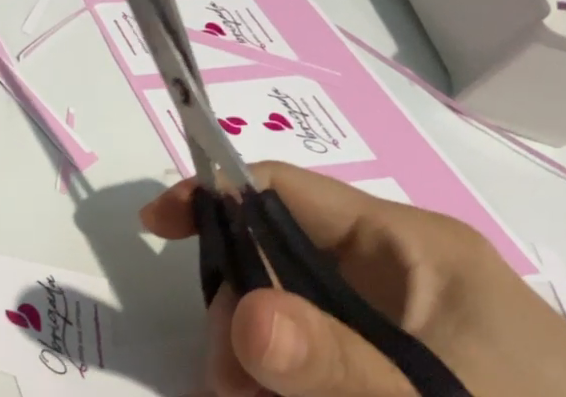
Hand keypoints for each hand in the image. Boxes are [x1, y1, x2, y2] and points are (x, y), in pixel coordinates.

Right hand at [140, 163, 565, 396]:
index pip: (280, 188)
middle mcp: (400, 269)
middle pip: (276, 260)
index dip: (212, 198)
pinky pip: (326, 354)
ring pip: (294, 315)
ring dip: (262, 359)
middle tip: (229, 385)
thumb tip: (240, 315)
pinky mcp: (408, 364)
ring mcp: (405, 320)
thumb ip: (339, 364)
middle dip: (239, 313)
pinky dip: (296, 378)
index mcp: (408, 244)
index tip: (157, 230)